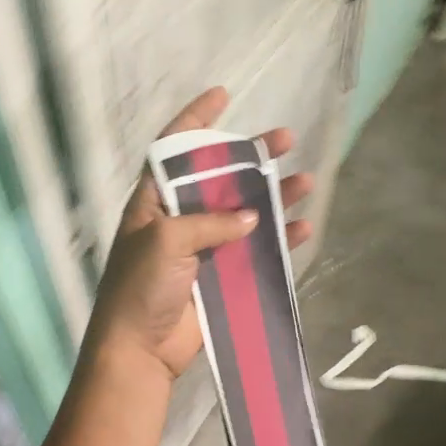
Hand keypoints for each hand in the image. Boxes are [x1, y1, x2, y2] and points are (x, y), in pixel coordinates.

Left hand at [82, 86, 314, 379]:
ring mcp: (200, 251)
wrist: (139, 350)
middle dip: (250, 158)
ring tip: (306, 181)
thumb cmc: (140, 287)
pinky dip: (277, 241)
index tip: (222, 95)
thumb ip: (209, 222)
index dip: (195, 121)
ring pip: (243, 214)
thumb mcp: (166, 241)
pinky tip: (302, 228)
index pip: (172, 151)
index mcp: (152, 204)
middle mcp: (177, 221)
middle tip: (285, 138)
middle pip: (218, 179)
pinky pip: (253, 252)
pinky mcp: (218, 280)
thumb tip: (251, 217)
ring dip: (273, 197)